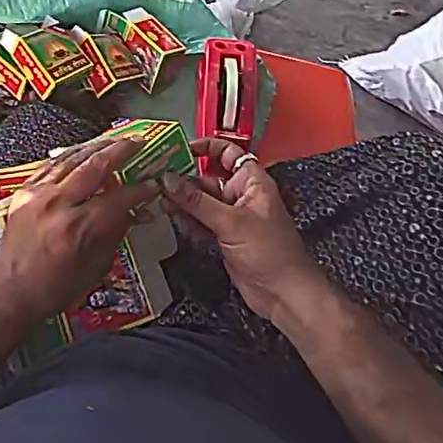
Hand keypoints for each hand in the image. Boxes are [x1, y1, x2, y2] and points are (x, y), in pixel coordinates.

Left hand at [0, 138, 160, 322]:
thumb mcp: (94, 268)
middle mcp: (56, 205)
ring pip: (71, 159)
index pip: (117, 199)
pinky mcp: (23, 192)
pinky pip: (51, 166)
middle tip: (138, 142)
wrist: (8, 291)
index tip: (153, 185)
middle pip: (94, 167)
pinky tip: (83, 151)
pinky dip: (70, 156)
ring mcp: (36, 195)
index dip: (139, 190)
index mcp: (77, 229)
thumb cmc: (53, 288)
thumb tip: (134, 212)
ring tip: (115, 140)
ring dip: (96, 147)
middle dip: (120, 151)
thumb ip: (114, 235)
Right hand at [162, 138, 325, 321]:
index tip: (180, 149)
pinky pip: (200, 221)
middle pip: (208, 179)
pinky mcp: (223, 236)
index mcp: (251, 182)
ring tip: (162, 203)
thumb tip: (168, 179)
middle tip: (159, 181)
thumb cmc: (270, 252)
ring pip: (201, 202)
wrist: (284, 295)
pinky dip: (188, 221)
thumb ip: (197, 201)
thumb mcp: (231, 222)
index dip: (206, 147)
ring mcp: (231, 217)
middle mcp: (240, 195)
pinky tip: (175, 222)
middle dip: (185, 180)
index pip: (228, 153)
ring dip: (183, 203)